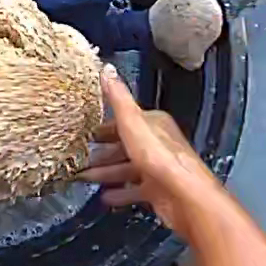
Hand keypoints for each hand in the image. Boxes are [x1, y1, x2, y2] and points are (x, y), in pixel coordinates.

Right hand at [83, 65, 230, 234]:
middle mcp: (158, 144)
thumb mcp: (132, 121)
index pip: (126, 120)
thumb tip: (107, 69)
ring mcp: (158, 168)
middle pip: (125, 145)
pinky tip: (106, 196)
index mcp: (153, 123)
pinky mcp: (158, 191)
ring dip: (107, 172)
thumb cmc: (160, 158)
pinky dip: (120, 192)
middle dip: (103, 151)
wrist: (184, 196)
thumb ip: (118, 98)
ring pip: (127, 168)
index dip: (105, 126)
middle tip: (82, 156)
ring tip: (86, 177)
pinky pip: (134, 190)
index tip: (87, 131)